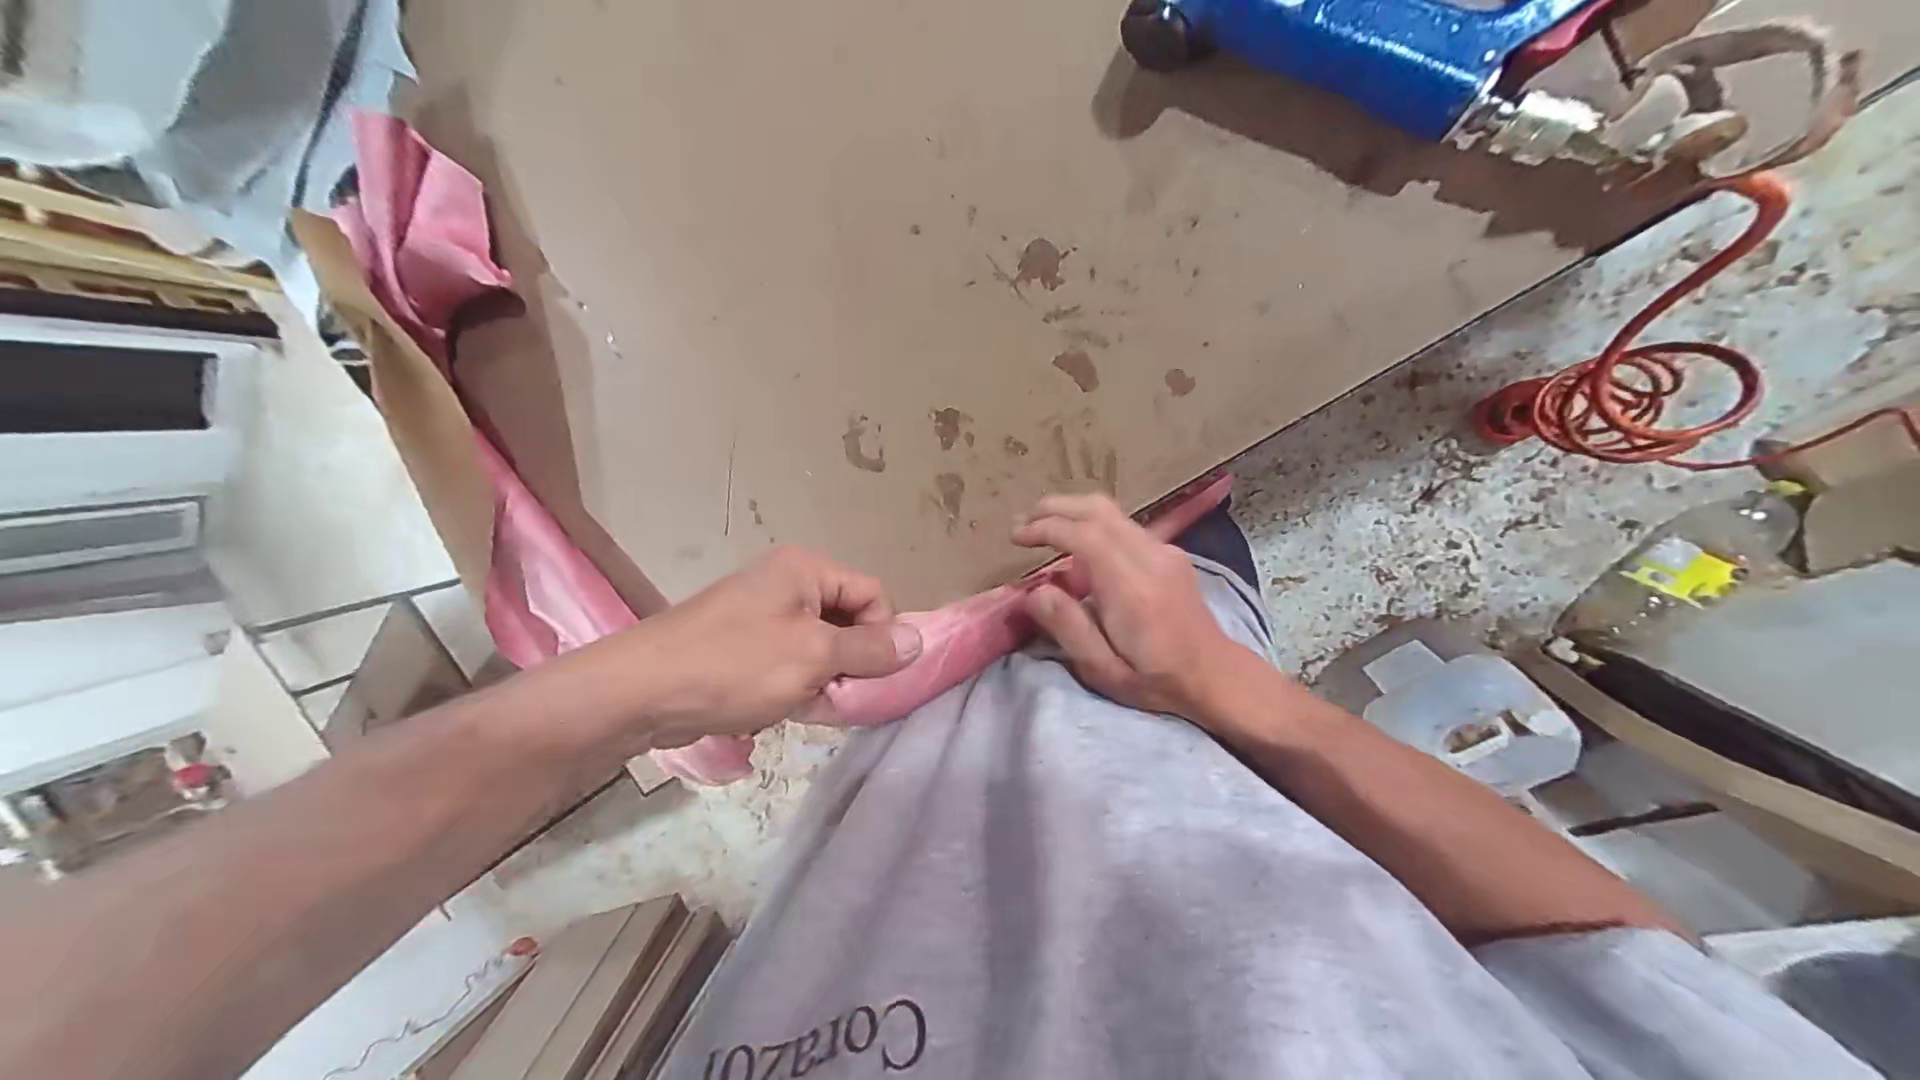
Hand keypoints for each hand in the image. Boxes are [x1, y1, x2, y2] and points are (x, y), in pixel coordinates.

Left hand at [567, 547, 922, 753]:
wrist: (641, 692)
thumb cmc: (735, 665)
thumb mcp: (813, 656)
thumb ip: (871, 649)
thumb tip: (919, 639)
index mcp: (807, 569)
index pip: (873, 594)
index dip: (883, 635)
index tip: (874, 677)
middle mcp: (788, 583)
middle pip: (849, 621)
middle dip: (851, 663)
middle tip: (838, 697)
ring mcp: (763, 614)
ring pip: (821, 647)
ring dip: (824, 680)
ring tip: (806, 706)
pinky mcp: (745, 644)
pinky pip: (791, 661)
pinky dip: (797, 685)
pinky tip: (784, 708)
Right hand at [1012, 494, 1246, 718]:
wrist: (1215, 675)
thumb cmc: (1156, 680)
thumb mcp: (1105, 671)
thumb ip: (1069, 629)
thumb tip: (1035, 592)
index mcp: (1132, 589)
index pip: (1086, 536)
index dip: (1047, 528)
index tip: (1017, 536)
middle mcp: (1151, 558)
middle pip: (1099, 510)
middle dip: (1055, 507)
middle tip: (1023, 521)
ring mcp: (1164, 551)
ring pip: (1112, 512)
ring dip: (1073, 511)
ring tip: (1042, 526)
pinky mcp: (1169, 552)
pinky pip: (1124, 525)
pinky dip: (1092, 523)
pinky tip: (1077, 544)